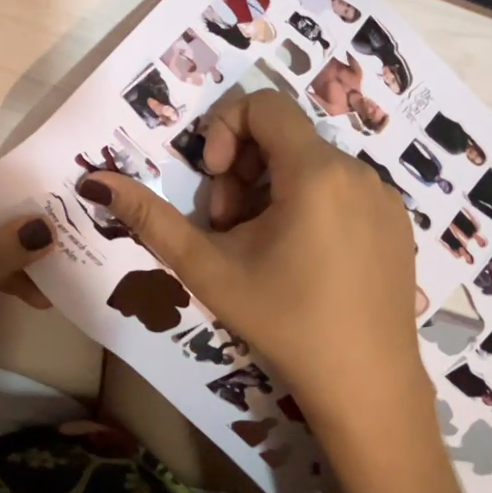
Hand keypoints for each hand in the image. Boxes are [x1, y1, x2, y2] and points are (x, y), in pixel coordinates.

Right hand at [79, 90, 419, 418]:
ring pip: (308, 164)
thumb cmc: (282, 321)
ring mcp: (383, 197)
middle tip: (229, 227)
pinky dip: (306, 206)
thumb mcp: (207, 268)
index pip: (263, 105)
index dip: (225, 129)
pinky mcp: (396, 222)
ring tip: (260, 248)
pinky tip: (300, 259)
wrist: (366, 387)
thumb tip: (95, 181)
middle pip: (282, 137)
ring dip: (270, 191)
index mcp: (315, 172)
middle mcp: (357, 171)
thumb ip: (150, 218)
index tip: (213, 180)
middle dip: (242, 171)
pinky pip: (339, 188)